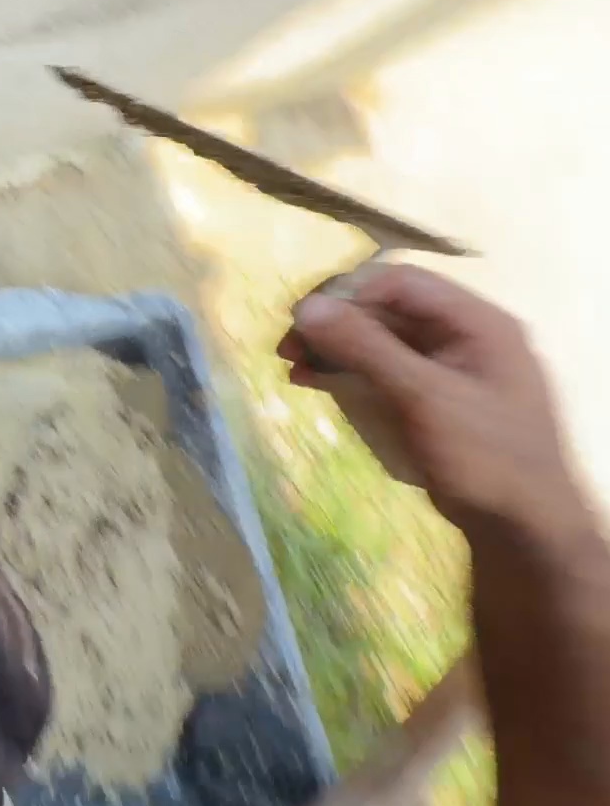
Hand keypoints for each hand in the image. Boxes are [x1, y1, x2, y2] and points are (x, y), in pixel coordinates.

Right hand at [278, 264, 593, 551]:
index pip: (397, 281)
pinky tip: (306, 380)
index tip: (303, 321)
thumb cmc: (483, 454)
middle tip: (287, 347)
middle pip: (377, 305)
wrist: (518, 523)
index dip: (346, 293)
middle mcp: (457, 334)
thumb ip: (365, 347)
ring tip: (291, 365)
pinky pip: (369, 361)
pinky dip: (334, 365)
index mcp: (476, 324)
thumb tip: (303, 307)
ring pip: (367, 333)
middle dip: (328, 321)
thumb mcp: (421, 396)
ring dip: (325, 344)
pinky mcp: (419, 389)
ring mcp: (438, 362)